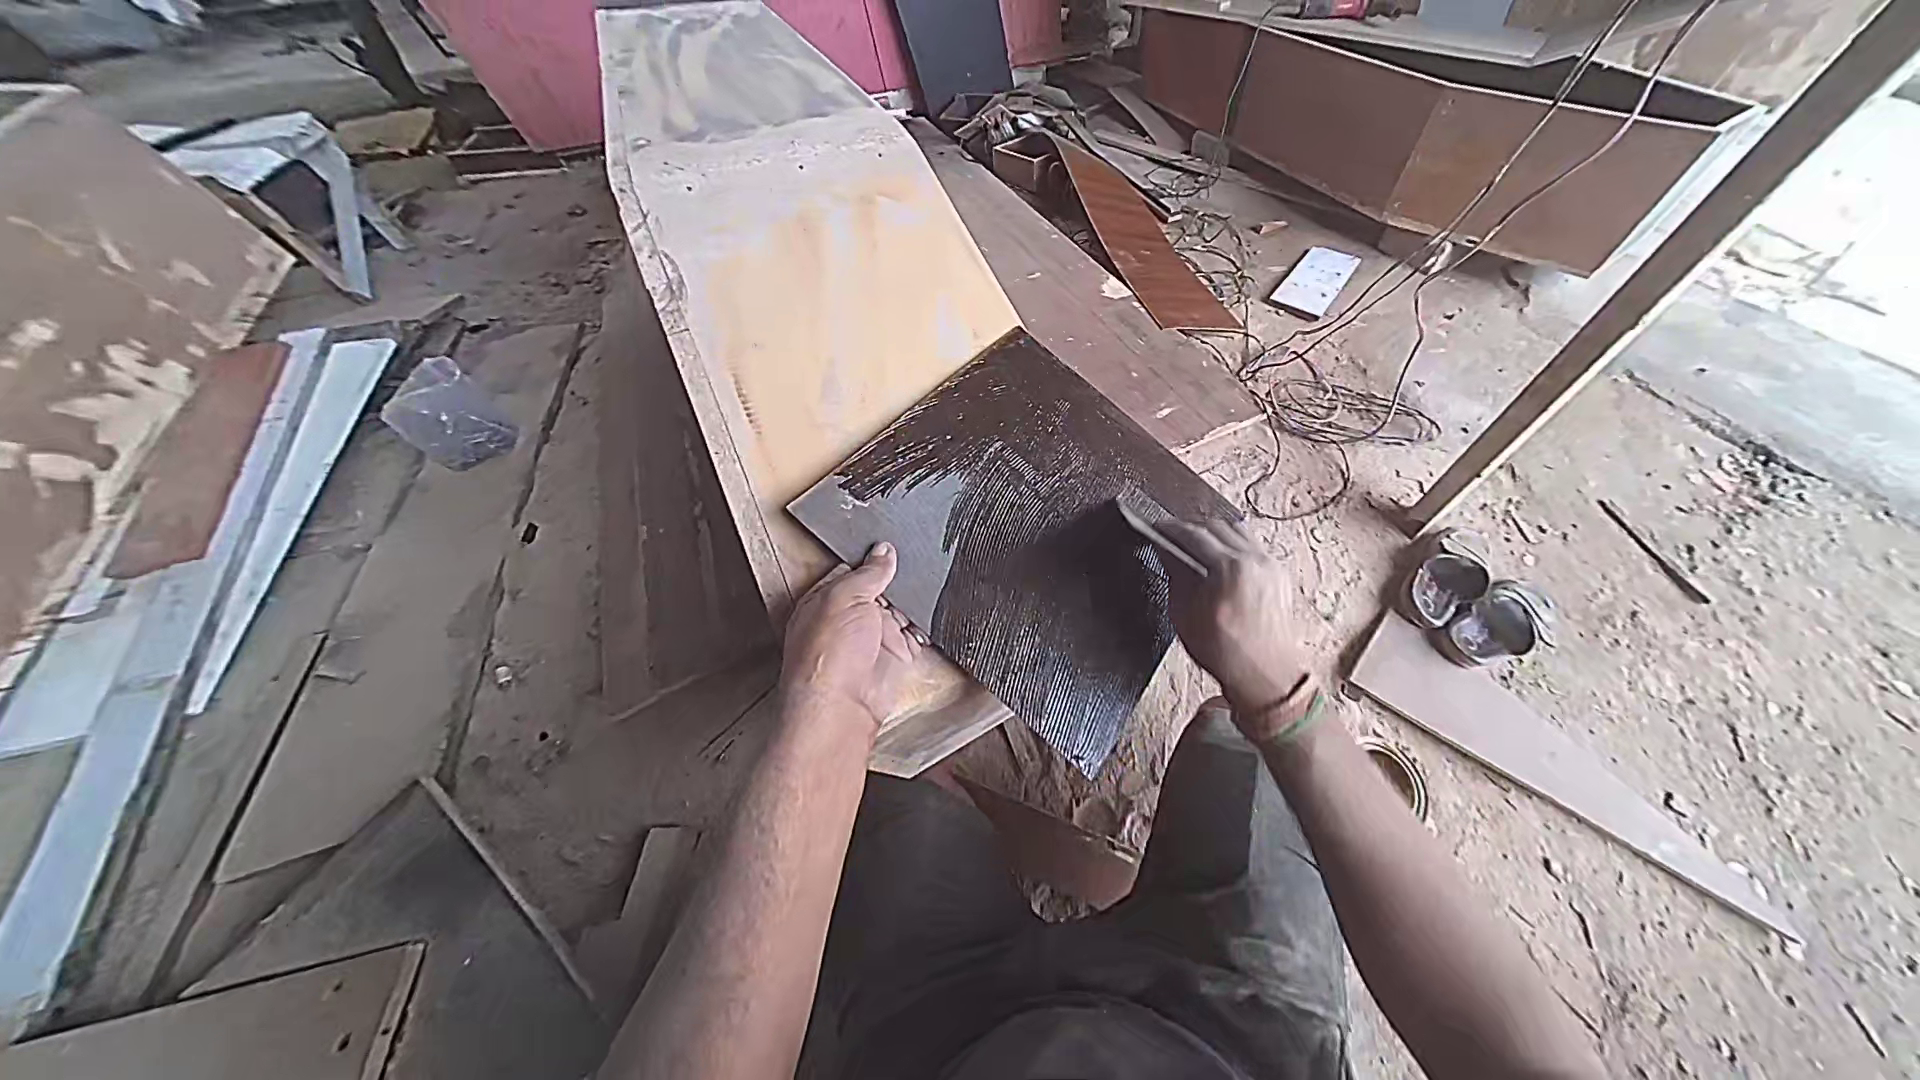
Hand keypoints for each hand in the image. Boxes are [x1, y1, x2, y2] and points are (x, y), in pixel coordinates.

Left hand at [779, 543, 921, 736]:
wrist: (843, 705)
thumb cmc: (826, 655)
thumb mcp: (845, 597)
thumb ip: (868, 573)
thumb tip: (884, 552)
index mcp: (828, 599)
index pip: (854, 570)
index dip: (872, 559)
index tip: (892, 543)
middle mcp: (849, 618)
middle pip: (881, 589)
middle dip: (897, 580)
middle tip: (916, 562)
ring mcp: (873, 637)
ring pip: (901, 609)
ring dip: (913, 602)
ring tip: (928, 583)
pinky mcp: (895, 655)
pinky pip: (915, 634)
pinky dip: (925, 627)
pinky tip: (932, 612)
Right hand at [1158, 519, 1311, 727]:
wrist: (1266, 675)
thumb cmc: (1227, 652)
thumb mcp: (1185, 613)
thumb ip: (1176, 574)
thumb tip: (1167, 551)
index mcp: (1229, 568)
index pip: (1193, 534)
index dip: (1170, 528)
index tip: (1157, 528)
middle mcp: (1254, 560)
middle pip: (1216, 526)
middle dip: (1191, 529)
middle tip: (1172, 537)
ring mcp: (1269, 566)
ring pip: (1237, 531)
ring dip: (1214, 533)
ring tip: (1195, 546)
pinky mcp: (1278, 574)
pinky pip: (1252, 546)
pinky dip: (1232, 545)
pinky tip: (1219, 559)